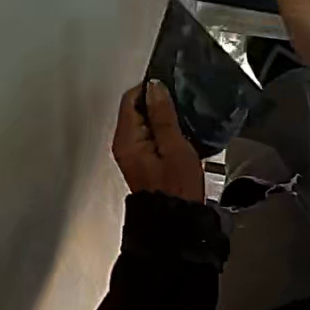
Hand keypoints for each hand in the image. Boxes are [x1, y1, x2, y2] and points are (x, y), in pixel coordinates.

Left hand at [112, 82, 205, 202]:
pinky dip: (164, 129)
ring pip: (144, 121)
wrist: (176, 223)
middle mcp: (125, 145)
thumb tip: (154, 87)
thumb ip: (162, 115)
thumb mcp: (174, 147)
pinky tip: (180, 132)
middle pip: (136, 109)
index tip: (171, 86)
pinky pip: (151, 135)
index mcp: (127, 140)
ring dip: (162, 116)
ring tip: (184, 116)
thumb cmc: (176, 189)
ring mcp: (134, 154)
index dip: (149, 89)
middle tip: (181, 102)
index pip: (130, 99)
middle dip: (157, 102)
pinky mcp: (144, 161)